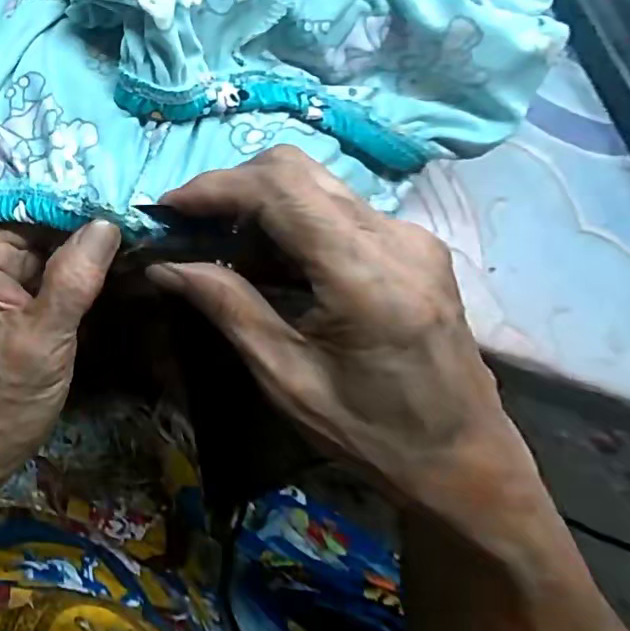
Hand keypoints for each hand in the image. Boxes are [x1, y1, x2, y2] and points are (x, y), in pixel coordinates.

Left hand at [0, 223, 119, 517]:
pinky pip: (64, 274)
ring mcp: (14, 282)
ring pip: (60, 249)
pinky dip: (91, 271)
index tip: (126, 199)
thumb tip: (106, 222)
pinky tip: (128, 262)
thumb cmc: (8, 394)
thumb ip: (73, 279)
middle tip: (146, 216)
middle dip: (91, 224)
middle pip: (48, 227)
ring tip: (146, 232)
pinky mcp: (33, 302)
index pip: (33, 212)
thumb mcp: (43, 336)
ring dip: (96, 246)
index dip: (76, 205)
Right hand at [146, 147, 527, 511]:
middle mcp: (394, 239)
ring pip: (310, 178)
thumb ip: (225, 306)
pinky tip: (264, 255)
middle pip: (293, 168)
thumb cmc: (370, 432)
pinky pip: (329, 202)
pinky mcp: (409, 242)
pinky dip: (282, 213)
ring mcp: (408, 236)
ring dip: (253, 197)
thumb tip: (162, 266)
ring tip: (218, 240)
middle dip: (228, 184)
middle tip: (188, 222)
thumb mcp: (283, 376)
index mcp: (365, 277)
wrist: (468, 462)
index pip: (279, 189)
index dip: (213, 187)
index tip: (165, 209)